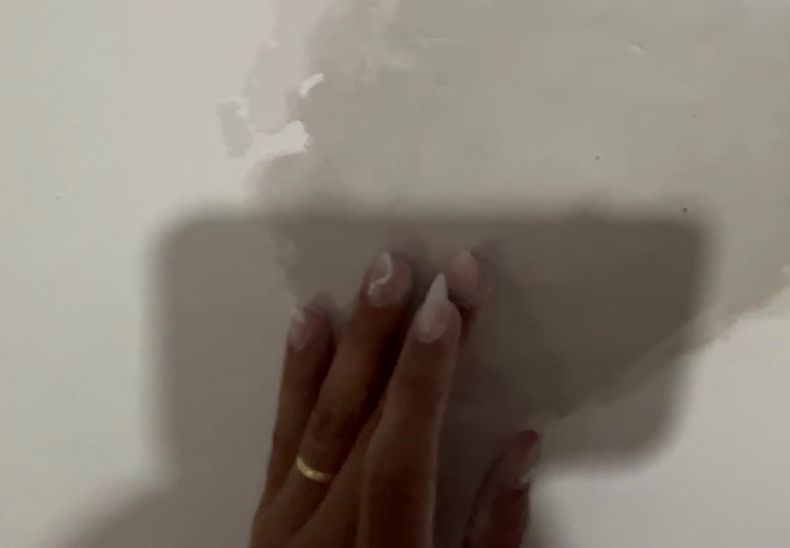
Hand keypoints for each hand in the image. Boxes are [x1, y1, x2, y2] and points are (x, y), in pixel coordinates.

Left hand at [250, 251, 539, 547]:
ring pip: (322, 416)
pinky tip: (309, 323)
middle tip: (418, 268)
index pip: (404, 447)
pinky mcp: (266, 518)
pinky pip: (283, 435)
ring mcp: (284, 527)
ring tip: (375, 276)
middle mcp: (322, 538)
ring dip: (351, 339)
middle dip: (396, 335)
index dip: (427, 373)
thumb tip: (522, 445)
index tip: (448, 305)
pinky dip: (298, 374)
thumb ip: (494, 536)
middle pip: (366, 419)